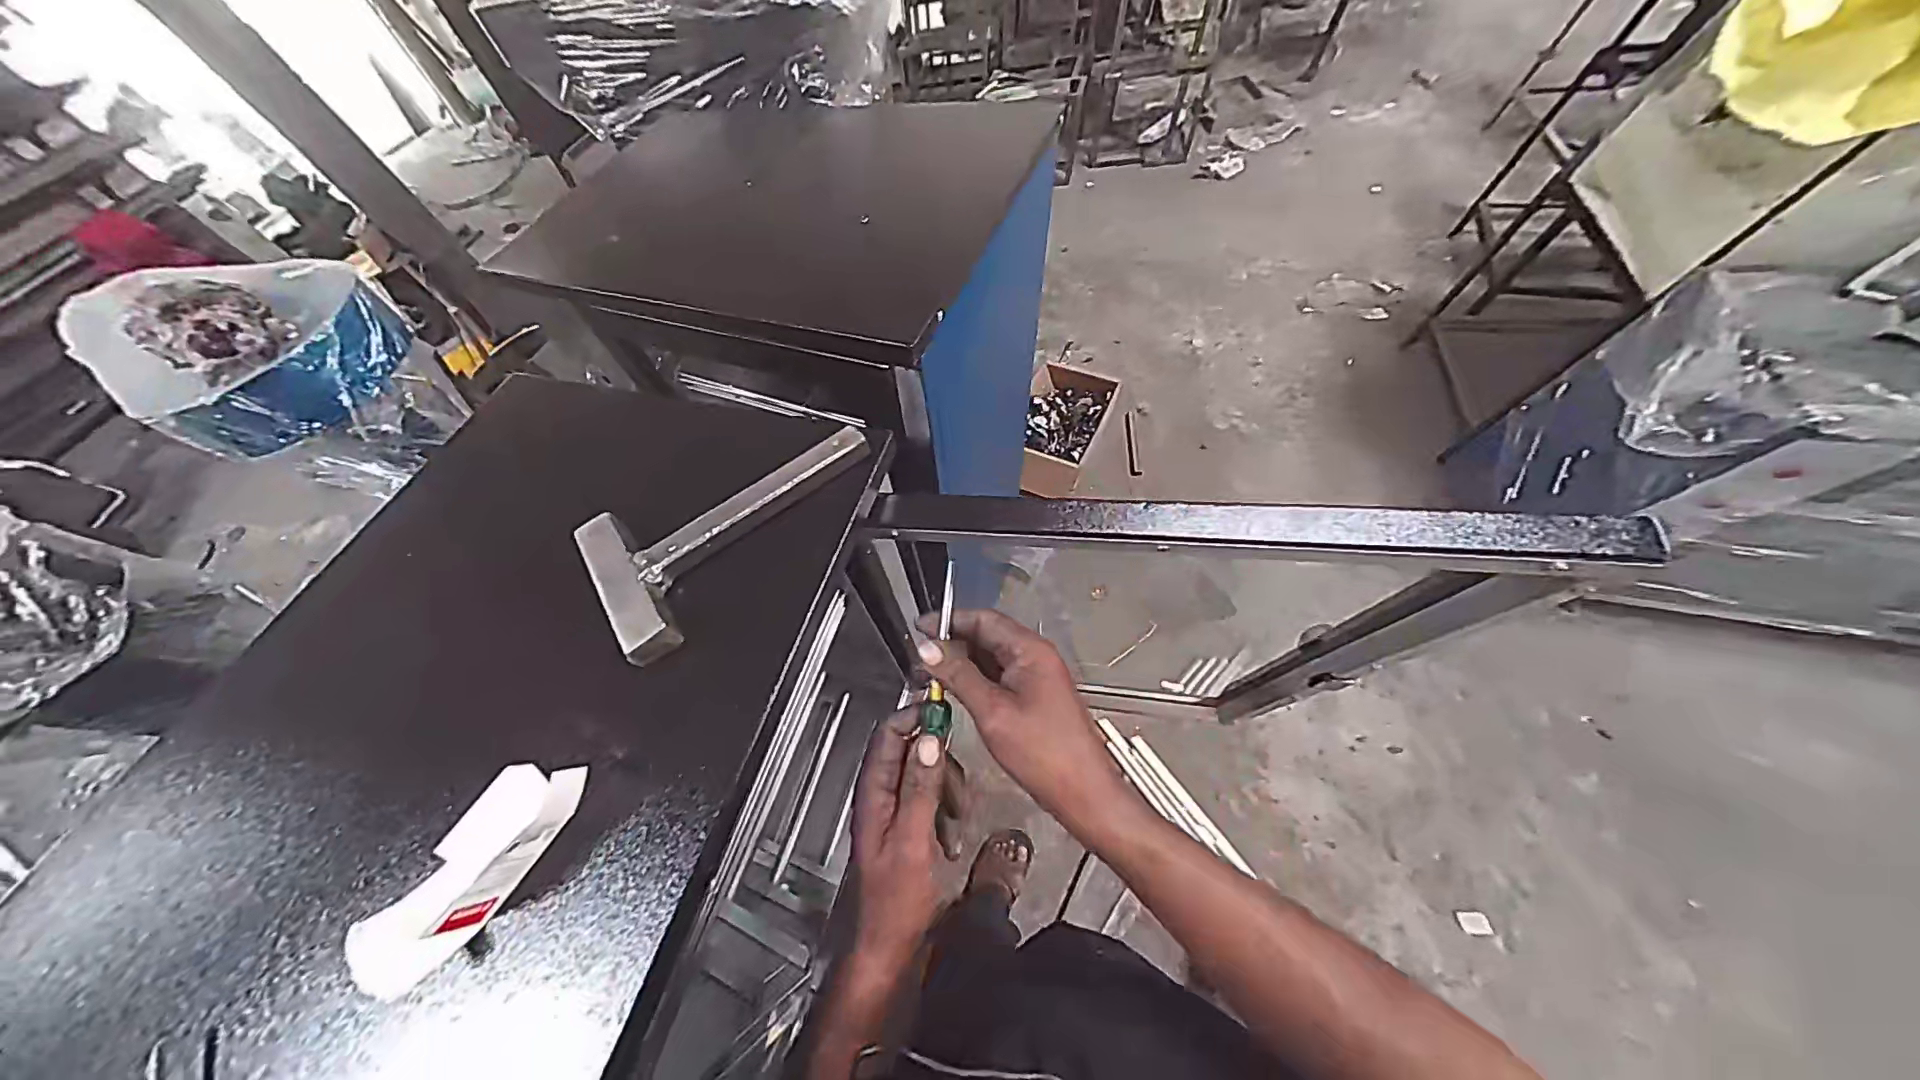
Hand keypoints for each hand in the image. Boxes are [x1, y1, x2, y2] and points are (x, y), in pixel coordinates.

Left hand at [849, 707, 945, 965]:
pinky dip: (947, 810)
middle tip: (954, 787)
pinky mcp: (911, 827)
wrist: (891, 949)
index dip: (914, 717)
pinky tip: (950, 837)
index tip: (944, 714)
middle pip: (912, 750)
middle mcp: (881, 796)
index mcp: (874, 793)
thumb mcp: (914, 839)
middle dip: (939, 762)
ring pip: (927, 774)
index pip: (888, 733)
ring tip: (952, 822)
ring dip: (947, 790)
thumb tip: (928, 739)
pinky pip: (933, 800)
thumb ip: (921, 787)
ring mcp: (896, 812)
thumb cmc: (895, 903)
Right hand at [916, 610, 1133, 840]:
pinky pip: (1000, 676)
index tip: (921, 627)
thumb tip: (929, 650)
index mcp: (1031, 650)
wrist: (1083, 791)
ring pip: (992, 656)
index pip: (984, 618)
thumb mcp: (992, 711)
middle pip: (987, 635)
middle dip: (952, 642)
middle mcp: (1036, 657)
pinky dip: (976, 678)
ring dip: (962, 661)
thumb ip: (958, 676)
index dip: (949, 620)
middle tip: (921, 655)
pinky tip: (956, 689)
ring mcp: (1037, 676)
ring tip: (932, 673)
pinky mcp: (1035, 696)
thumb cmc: (1046, 754)